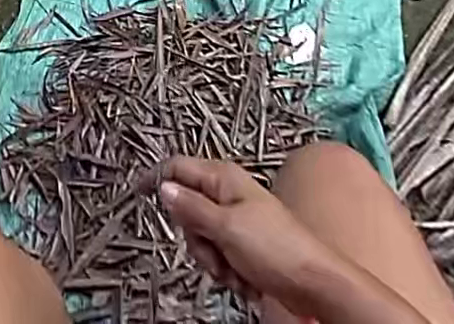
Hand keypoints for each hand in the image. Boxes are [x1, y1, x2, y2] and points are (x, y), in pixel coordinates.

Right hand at [157, 156, 350, 318]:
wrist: (315, 285)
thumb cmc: (276, 248)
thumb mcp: (225, 227)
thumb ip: (191, 207)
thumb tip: (164, 186)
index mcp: (223, 177)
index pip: (178, 167)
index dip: (158, 179)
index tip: (139, 193)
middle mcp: (228, 194)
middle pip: (187, 209)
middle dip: (195, 237)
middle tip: (213, 249)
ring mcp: (237, 220)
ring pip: (201, 237)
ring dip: (212, 259)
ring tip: (233, 267)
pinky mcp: (245, 244)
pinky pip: (219, 255)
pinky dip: (227, 270)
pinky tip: (244, 276)